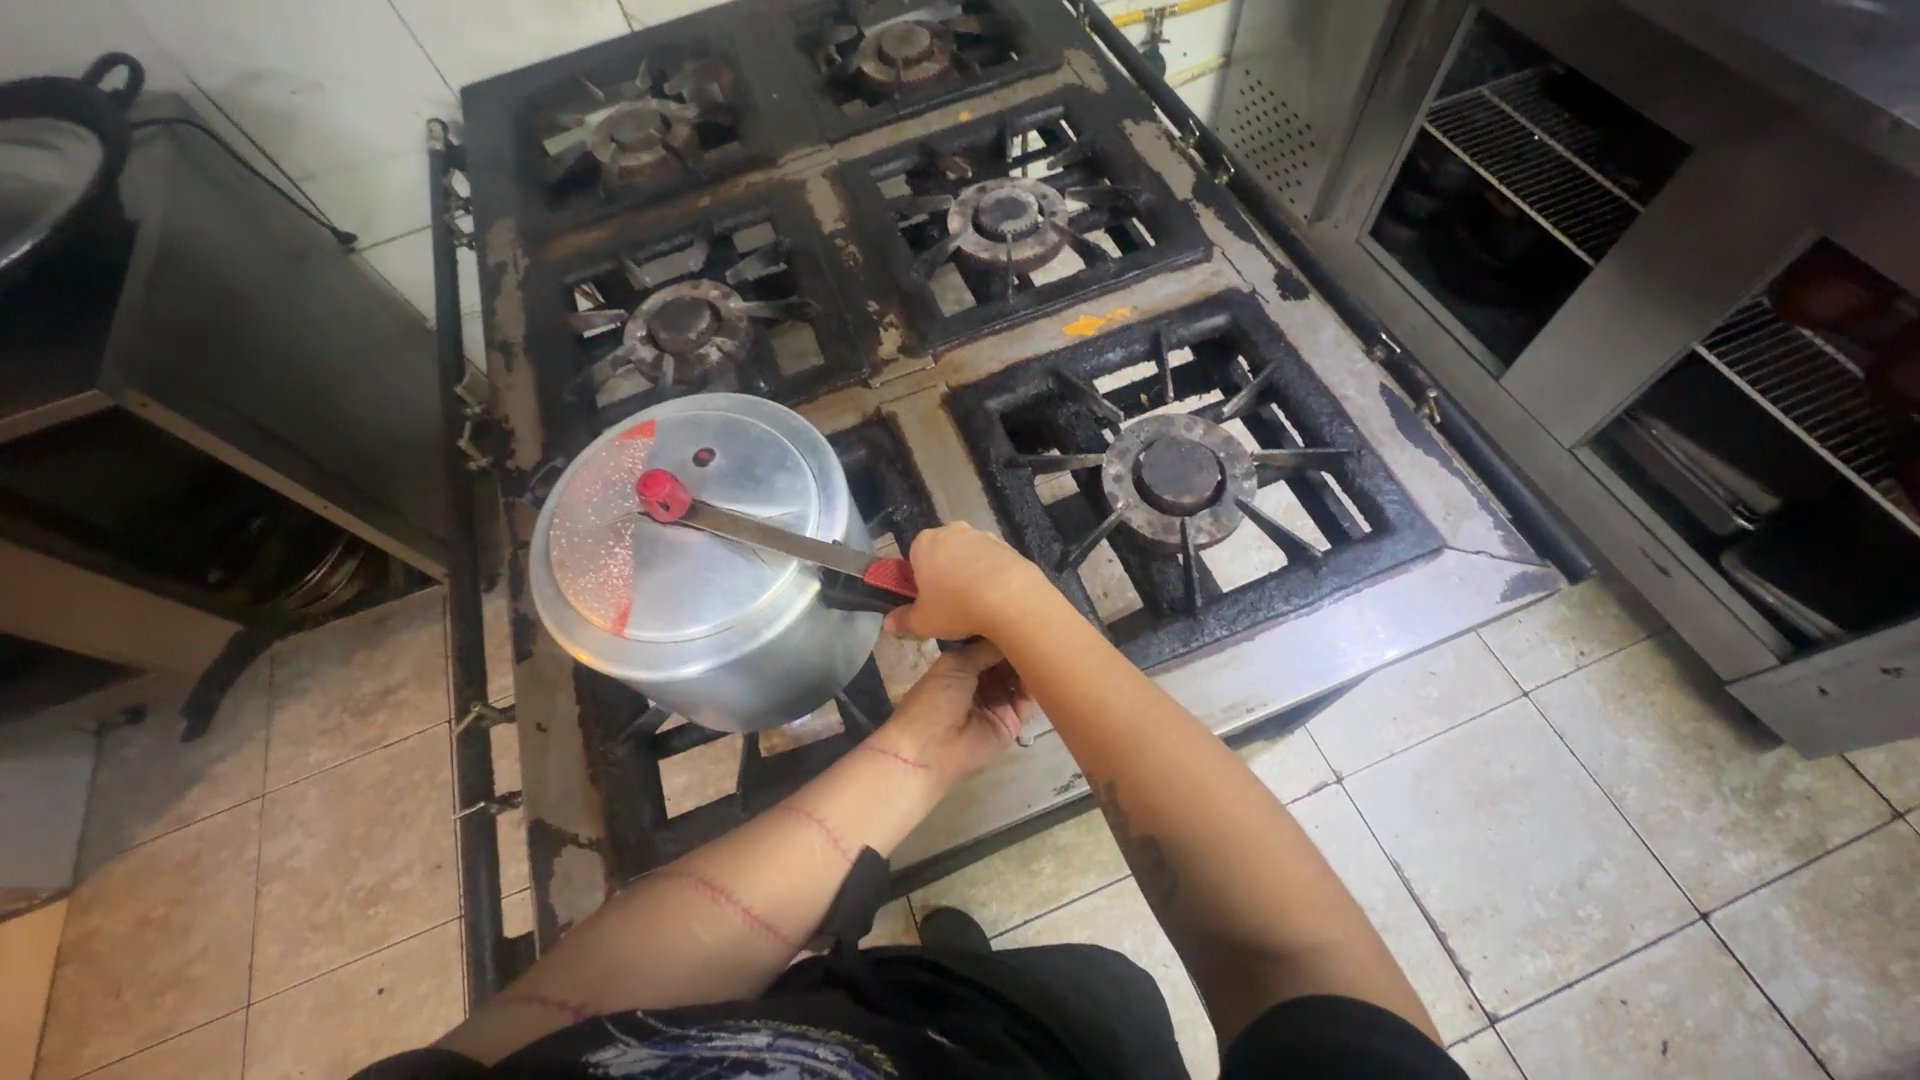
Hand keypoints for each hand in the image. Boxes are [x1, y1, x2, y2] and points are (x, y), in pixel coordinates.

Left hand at [879, 642, 1035, 781]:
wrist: (930, 747)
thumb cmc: (935, 698)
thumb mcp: (956, 664)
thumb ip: (984, 648)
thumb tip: (1010, 630)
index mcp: (962, 668)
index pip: (989, 648)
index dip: (1002, 634)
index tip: (1020, 618)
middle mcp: (981, 684)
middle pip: (1006, 663)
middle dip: (1017, 650)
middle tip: (1034, 632)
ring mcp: (997, 704)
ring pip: (1019, 680)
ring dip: (1028, 666)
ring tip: (1039, 648)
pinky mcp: (1011, 724)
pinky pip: (1027, 702)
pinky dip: (1034, 688)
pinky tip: (1041, 670)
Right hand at [882, 523, 1057, 642]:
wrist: (1011, 598)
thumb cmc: (956, 606)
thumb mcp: (923, 622)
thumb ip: (904, 620)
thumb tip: (888, 623)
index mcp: (924, 543)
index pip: (913, 557)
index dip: (919, 581)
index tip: (928, 601)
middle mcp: (952, 531)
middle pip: (942, 553)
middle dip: (944, 574)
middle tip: (951, 604)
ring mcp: (982, 535)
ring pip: (969, 556)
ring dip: (970, 574)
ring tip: (977, 604)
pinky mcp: (1008, 545)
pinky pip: (992, 562)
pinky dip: (992, 576)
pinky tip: (997, 598)